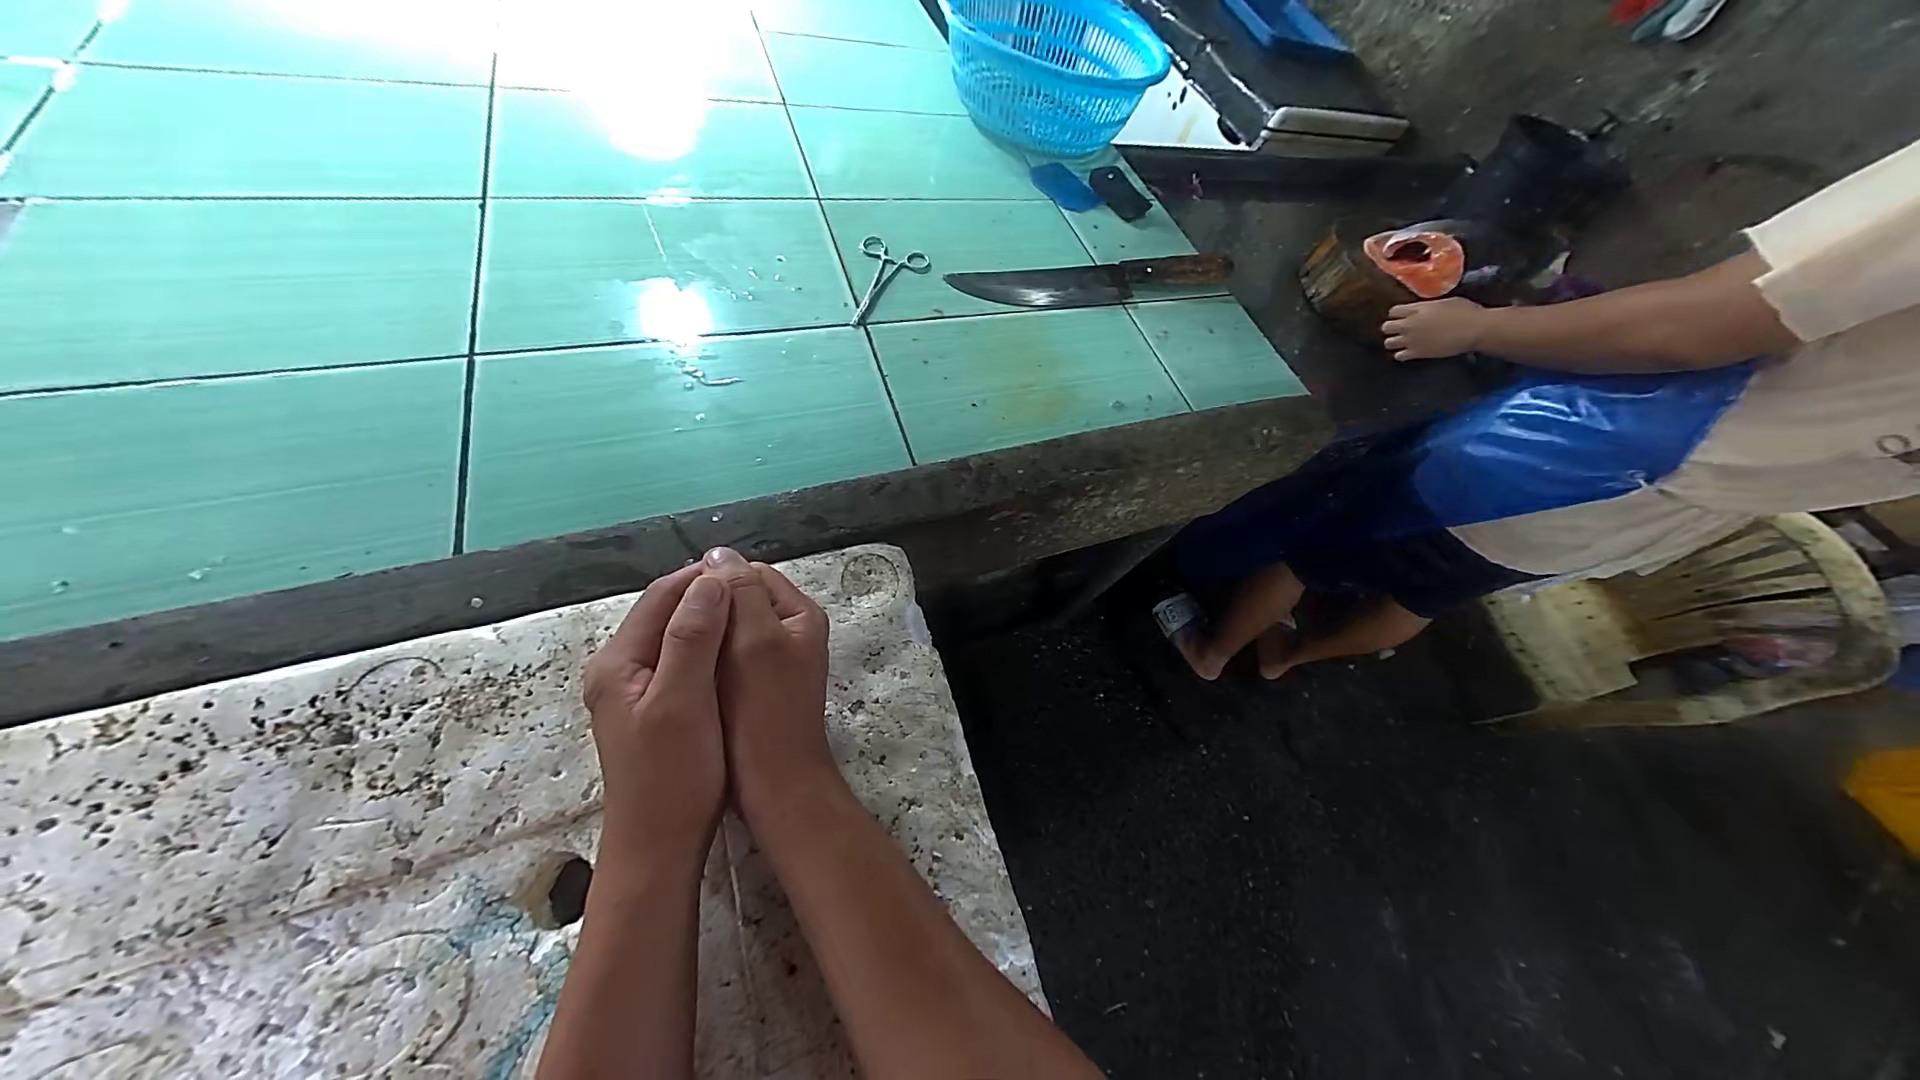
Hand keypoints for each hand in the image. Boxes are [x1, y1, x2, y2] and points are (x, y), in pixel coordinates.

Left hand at [582, 564, 731, 871]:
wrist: (660, 844)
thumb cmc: (674, 774)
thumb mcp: (683, 701)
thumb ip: (692, 638)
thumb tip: (712, 580)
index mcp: (618, 662)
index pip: (661, 597)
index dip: (702, 576)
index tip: (745, 569)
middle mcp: (618, 669)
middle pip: (664, 612)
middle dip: (706, 594)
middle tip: (754, 589)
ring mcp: (633, 690)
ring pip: (675, 635)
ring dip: (709, 618)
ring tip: (750, 612)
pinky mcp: (652, 708)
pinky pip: (680, 658)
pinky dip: (708, 644)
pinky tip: (735, 651)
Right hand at [699, 548, 838, 820]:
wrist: (775, 784)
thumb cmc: (765, 712)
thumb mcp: (755, 642)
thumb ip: (742, 594)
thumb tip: (720, 553)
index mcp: (800, 615)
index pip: (752, 574)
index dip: (715, 579)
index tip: (678, 598)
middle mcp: (791, 631)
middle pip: (741, 599)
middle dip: (708, 606)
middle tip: (670, 624)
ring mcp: (775, 659)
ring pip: (730, 628)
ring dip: (705, 631)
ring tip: (673, 645)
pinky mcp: (757, 684)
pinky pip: (727, 655)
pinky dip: (707, 656)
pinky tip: (685, 667)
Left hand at [1381, 297, 1489, 359]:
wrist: (1475, 329)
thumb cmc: (1466, 312)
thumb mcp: (1445, 302)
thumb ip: (1428, 307)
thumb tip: (1424, 309)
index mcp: (1417, 309)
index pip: (1393, 311)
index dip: (1397, 314)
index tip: (1402, 317)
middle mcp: (1409, 324)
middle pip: (1386, 327)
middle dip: (1391, 328)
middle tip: (1400, 331)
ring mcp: (1411, 339)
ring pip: (1388, 343)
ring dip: (1394, 342)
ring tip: (1403, 342)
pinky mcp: (1416, 353)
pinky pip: (1398, 356)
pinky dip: (1402, 355)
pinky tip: (1409, 353)